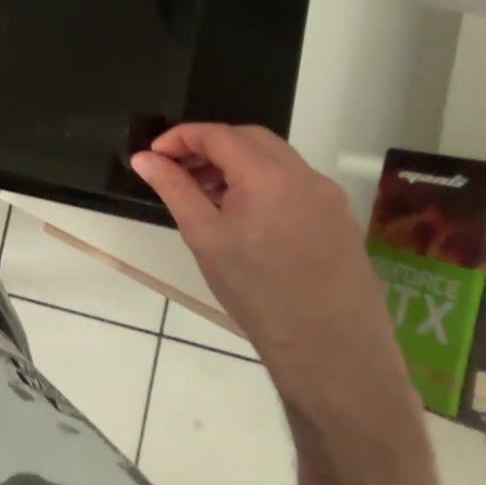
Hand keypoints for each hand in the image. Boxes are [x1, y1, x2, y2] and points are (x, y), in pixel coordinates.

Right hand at [131, 124, 404, 396]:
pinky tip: (245, 216)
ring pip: (276, 159)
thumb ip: (173, 188)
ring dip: (236, 163)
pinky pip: (296, 183)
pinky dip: (263, 182)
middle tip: (177, 169)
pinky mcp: (341, 221)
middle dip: (209, 145)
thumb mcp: (203, 236)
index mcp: (269, 176)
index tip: (154, 156)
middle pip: (250, 138)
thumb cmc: (255, 290)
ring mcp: (329, 198)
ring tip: (207, 195)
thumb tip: (144, 158)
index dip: (180, 137)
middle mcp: (306, 177)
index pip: (218, 135)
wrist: (331, 349)